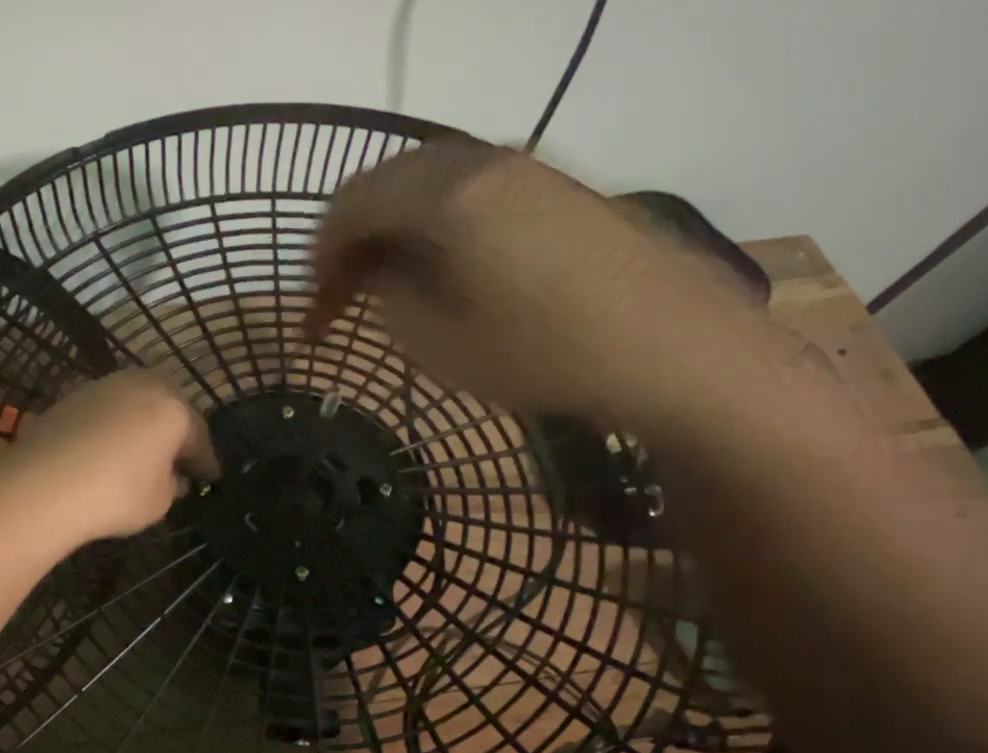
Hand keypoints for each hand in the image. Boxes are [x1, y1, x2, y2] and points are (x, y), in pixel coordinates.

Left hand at [0, 370, 219, 540]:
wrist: (41, 486)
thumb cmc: (115, 494)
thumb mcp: (159, 501)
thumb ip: (172, 484)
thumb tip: (172, 476)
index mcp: (173, 407)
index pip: (199, 436)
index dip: (206, 461)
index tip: (210, 478)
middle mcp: (141, 385)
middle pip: (168, 405)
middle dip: (176, 429)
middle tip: (177, 458)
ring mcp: (102, 386)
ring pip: (135, 402)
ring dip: (142, 423)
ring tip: (141, 452)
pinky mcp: (70, 396)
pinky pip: (105, 411)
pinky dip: (113, 426)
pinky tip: (107, 449)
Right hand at [307, 137, 786, 433]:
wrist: (673, 348)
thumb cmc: (544, 353)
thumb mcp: (440, 344)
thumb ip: (390, 300)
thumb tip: (379, 276)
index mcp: (444, 194)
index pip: (349, 205)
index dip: (319, 260)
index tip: (314, 315)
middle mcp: (481, 163)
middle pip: (386, 184)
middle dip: (353, 242)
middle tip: (344, 302)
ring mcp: (526, 170)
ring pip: (430, 186)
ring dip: (395, 234)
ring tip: (392, 291)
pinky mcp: (557, 190)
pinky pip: (472, 193)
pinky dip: (438, 228)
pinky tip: (448, 274)